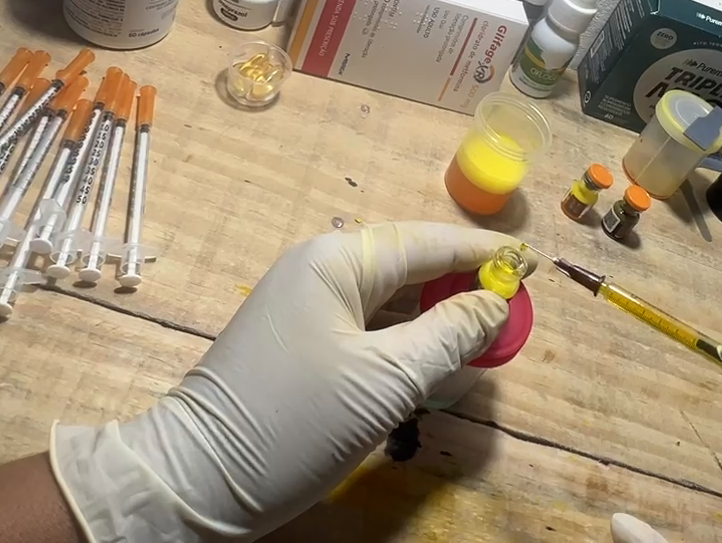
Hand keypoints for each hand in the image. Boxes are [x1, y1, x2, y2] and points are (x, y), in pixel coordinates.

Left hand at [50, 221, 524, 541]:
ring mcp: (305, 299)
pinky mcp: (299, 333)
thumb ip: (448, 336)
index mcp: (337, 260)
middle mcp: (320, 265)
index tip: (529, 260)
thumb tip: (494, 303)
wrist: (192, 480)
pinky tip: (432, 350)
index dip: (480, 251)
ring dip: (434, 311)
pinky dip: (404, 333)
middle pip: (407, 262)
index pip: (425, 241)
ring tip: (483, 329)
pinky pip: (366, 319)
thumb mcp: (384, 383)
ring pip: (388, 293)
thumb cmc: (293, 422)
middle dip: (460, 282)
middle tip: (511, 305)